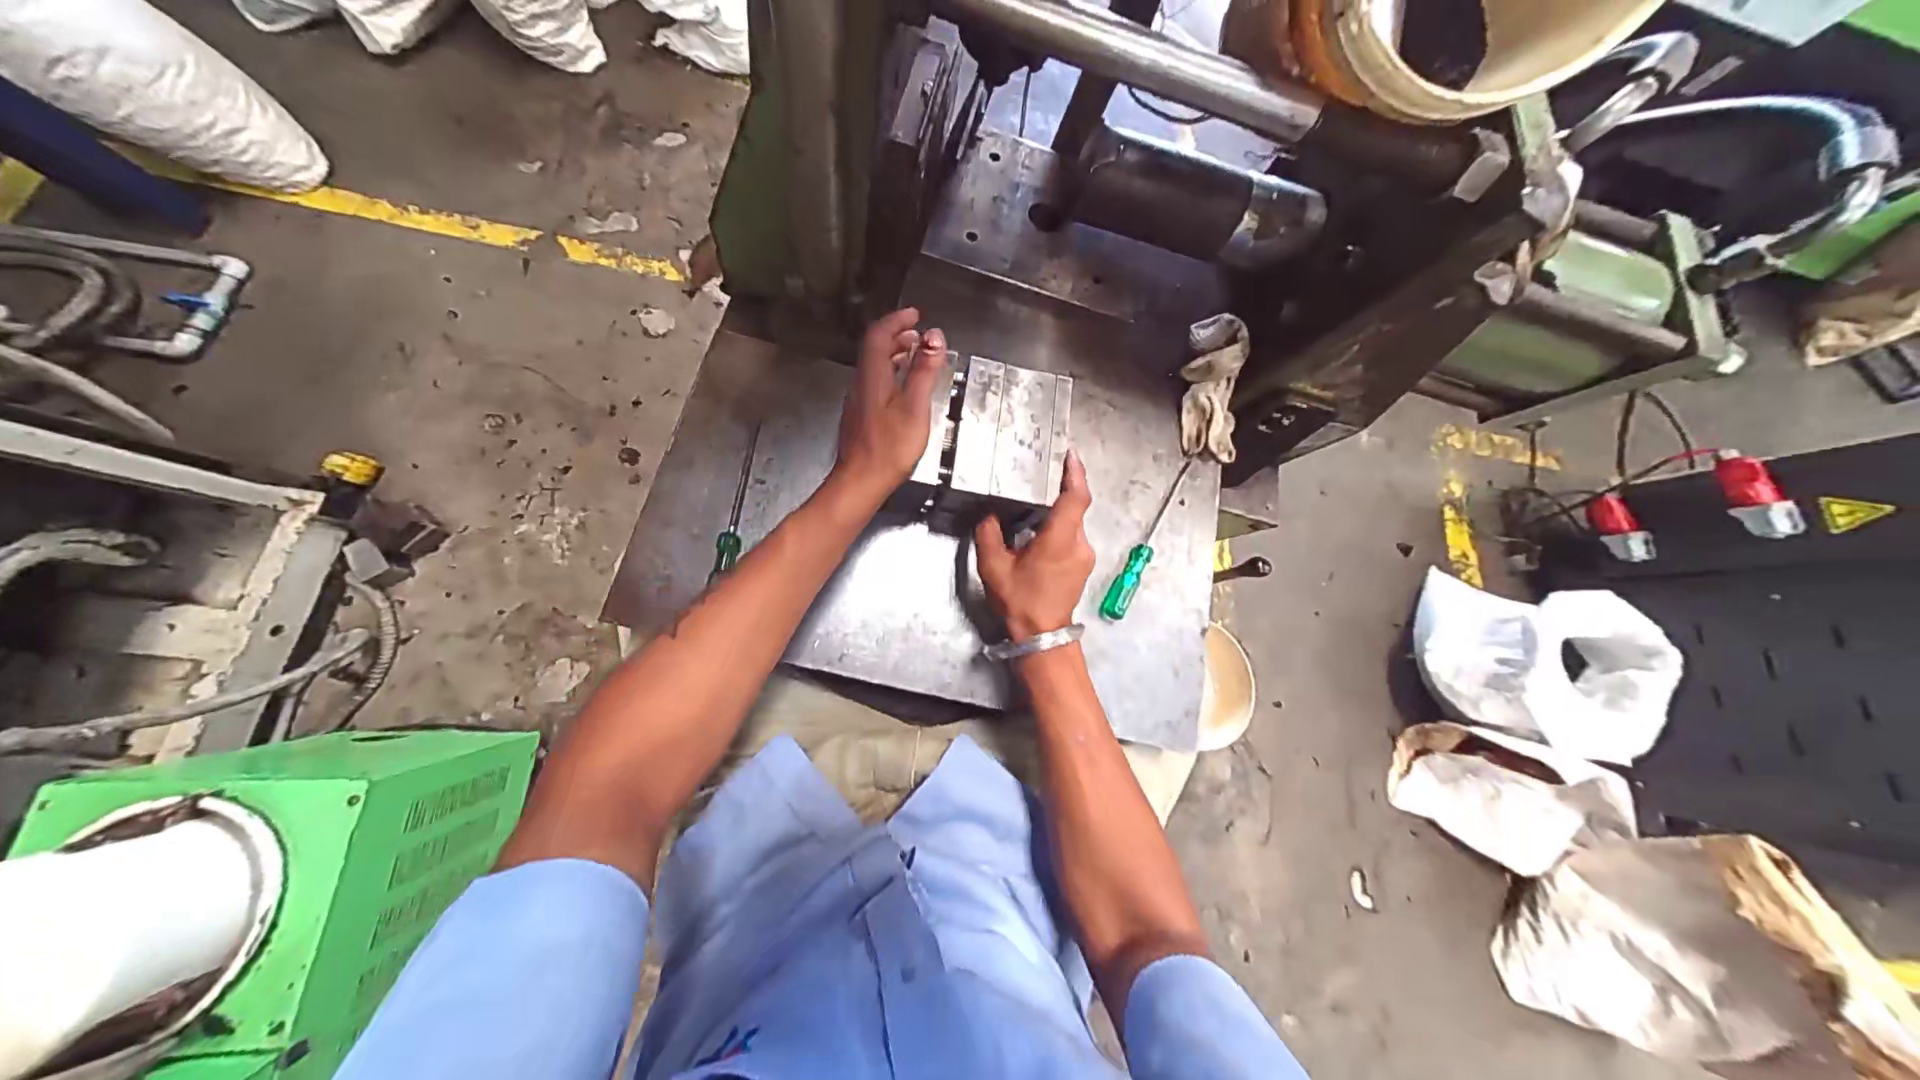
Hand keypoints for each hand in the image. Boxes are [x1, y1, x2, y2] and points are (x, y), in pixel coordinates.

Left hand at [833, 307, 948, 499]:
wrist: (860, 482)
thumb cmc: (887, 450)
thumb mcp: (915, 407)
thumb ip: (924, 371)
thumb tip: (934, 339)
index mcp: (873, 376)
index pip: (879, 335)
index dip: (897, 320)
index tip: (913, 314)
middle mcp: (861, 384)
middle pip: (874, 348)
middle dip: (897, 335)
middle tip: (916, 332)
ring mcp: (859, 401)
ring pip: (874, 366)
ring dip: (893, 354)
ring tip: (914, 354)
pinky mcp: (861, 416)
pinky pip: (874, 383)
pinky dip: (890, 373)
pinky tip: (902, 386)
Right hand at [974, 450, 1094, 639]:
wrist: (1042, 635)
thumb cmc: (1020, 602)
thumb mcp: (994, 567)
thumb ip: (989, 535)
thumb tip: (989, 516)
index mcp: (1060, 539)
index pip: (1076, 497)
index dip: (1075, 473)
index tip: (1070, 456)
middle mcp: (1079, 544)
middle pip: (1074, 509)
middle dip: (1058, 494)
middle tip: (1039, 481)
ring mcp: (1084, 556)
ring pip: (1073, 524)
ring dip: (1056, 515)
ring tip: (1031, 514)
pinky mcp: (1083, 566)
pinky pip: (1072, 538)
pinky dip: (1058, 531)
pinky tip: (1038, 537)